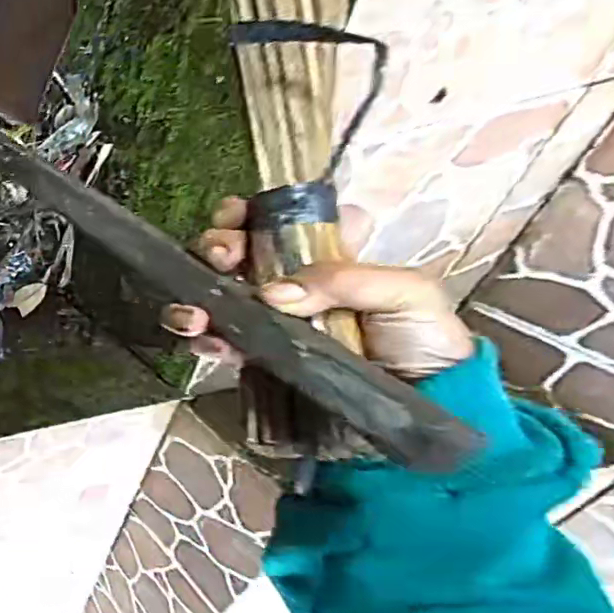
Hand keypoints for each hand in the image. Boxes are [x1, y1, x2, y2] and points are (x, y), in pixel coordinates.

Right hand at [160, 196, 474, 380]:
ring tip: (196, 312)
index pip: (277, 220)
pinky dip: (198, 336)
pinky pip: (208, 336)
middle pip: (232, 248)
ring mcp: (259, 314)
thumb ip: (346, 280)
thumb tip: (270, 292)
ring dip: (192, 295)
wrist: (415, 400)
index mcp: (320, 254)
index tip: (238, 217)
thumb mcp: (408, 294)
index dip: (250, 212)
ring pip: (206, 291)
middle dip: (214, 245)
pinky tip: (207, 340)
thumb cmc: (422, 339)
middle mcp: (282, 278)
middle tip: (221, 258)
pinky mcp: (246, 350)